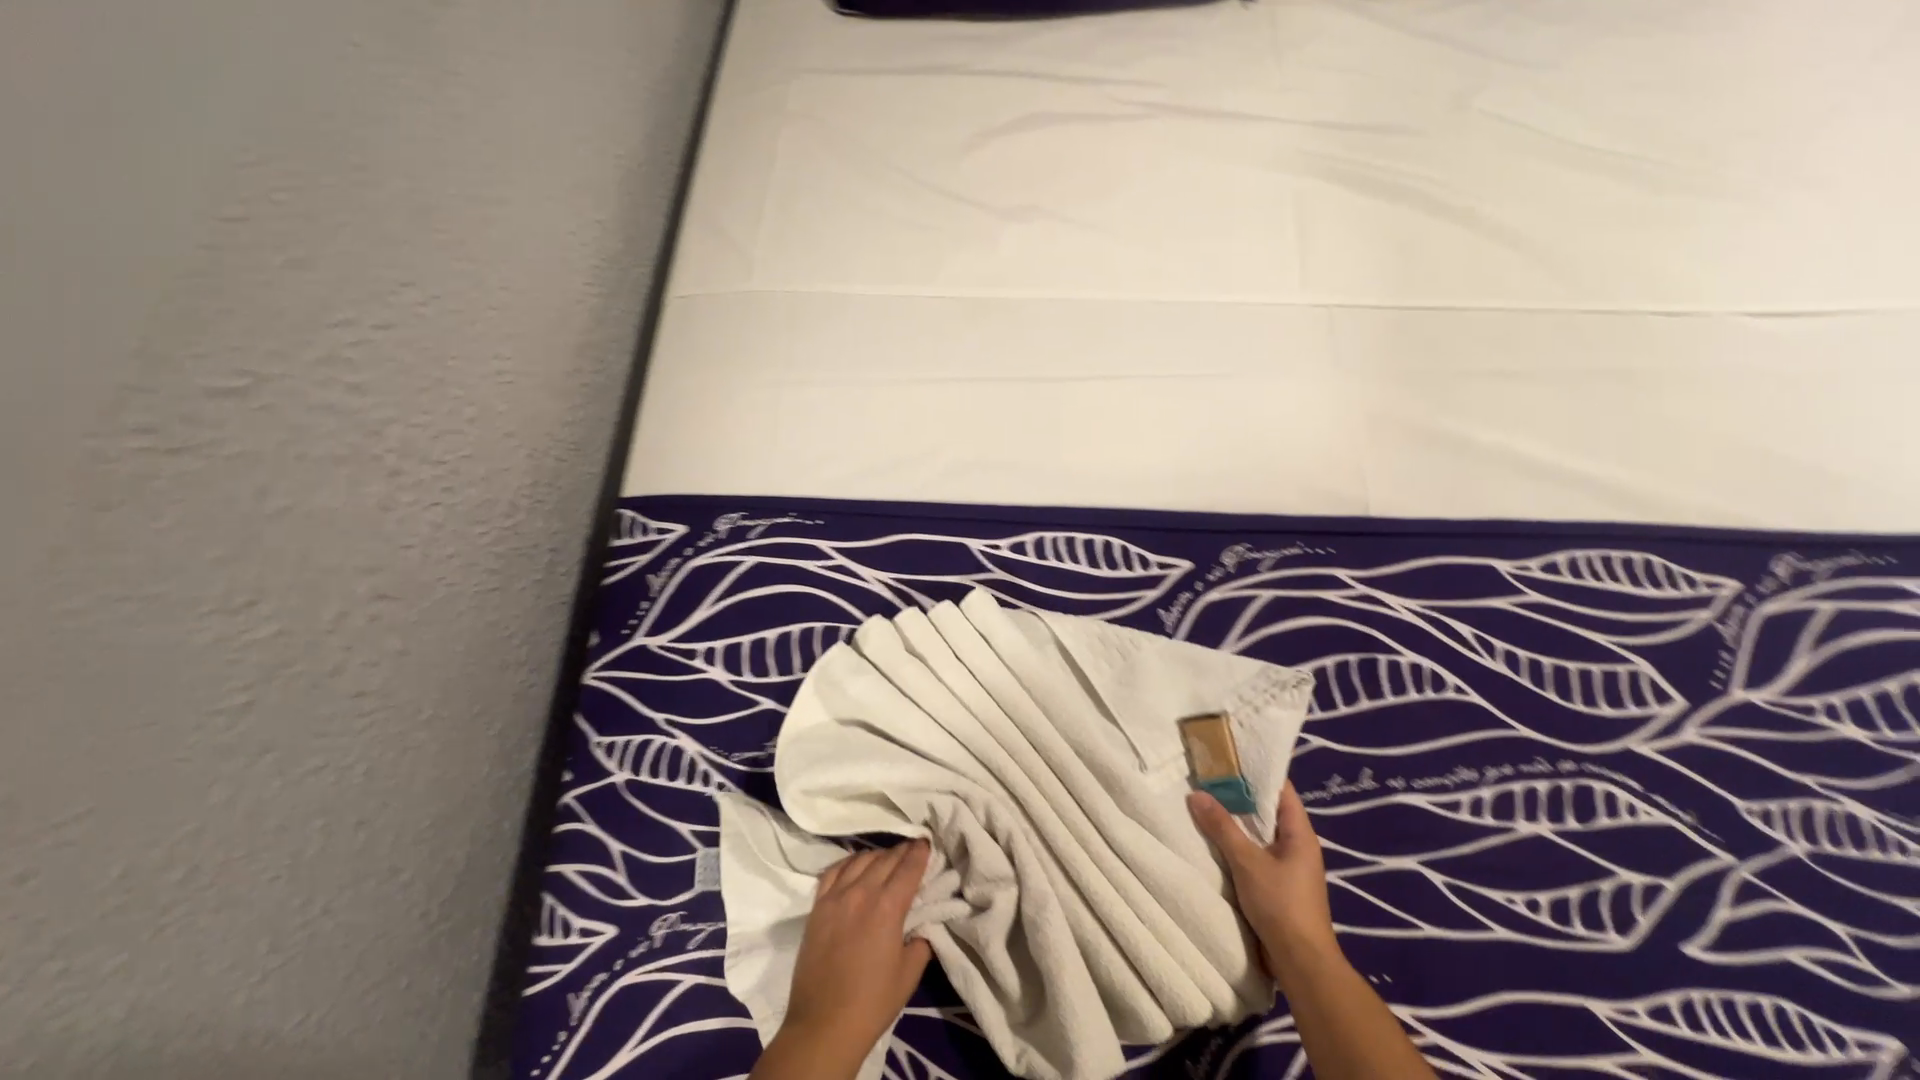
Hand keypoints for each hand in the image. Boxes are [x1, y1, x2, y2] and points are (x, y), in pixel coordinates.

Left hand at [753, 840, 933, 1079]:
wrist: (824, 1024)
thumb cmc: (873, 1002)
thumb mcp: (910, 972)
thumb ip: (920, 940)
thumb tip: (921, 923)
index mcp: (887, 907)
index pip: (908, 867)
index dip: (920, 853)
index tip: (927, 843)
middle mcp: (861, 893)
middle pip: (885, 859)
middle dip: (902, 851)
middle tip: (913, 850)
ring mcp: (834, 898)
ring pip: (859, 860)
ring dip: (878, 855)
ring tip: (887, 858)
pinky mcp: (816, 908)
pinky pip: (833, 872)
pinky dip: (848, 863)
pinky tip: (856, 865)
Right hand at [1188, 783, 1339, 986]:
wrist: (1300, 960)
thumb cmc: (1280, 904)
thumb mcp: (1247, 861)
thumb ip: (1222, 827)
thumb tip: (1197, 794)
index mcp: (1300, 834)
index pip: (1282, 790)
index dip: (1259, 772)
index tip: (1230, 758)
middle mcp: (1298, 846)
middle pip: (1269, 812)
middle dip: (1241, 797)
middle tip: (1209, 779)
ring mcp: (1289, 868)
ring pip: (1261, 835)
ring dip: (1237, 823)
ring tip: (1206, 805)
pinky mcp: (1278, 887)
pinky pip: (1257, 855)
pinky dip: (1238, 846)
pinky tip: (1215, 843)